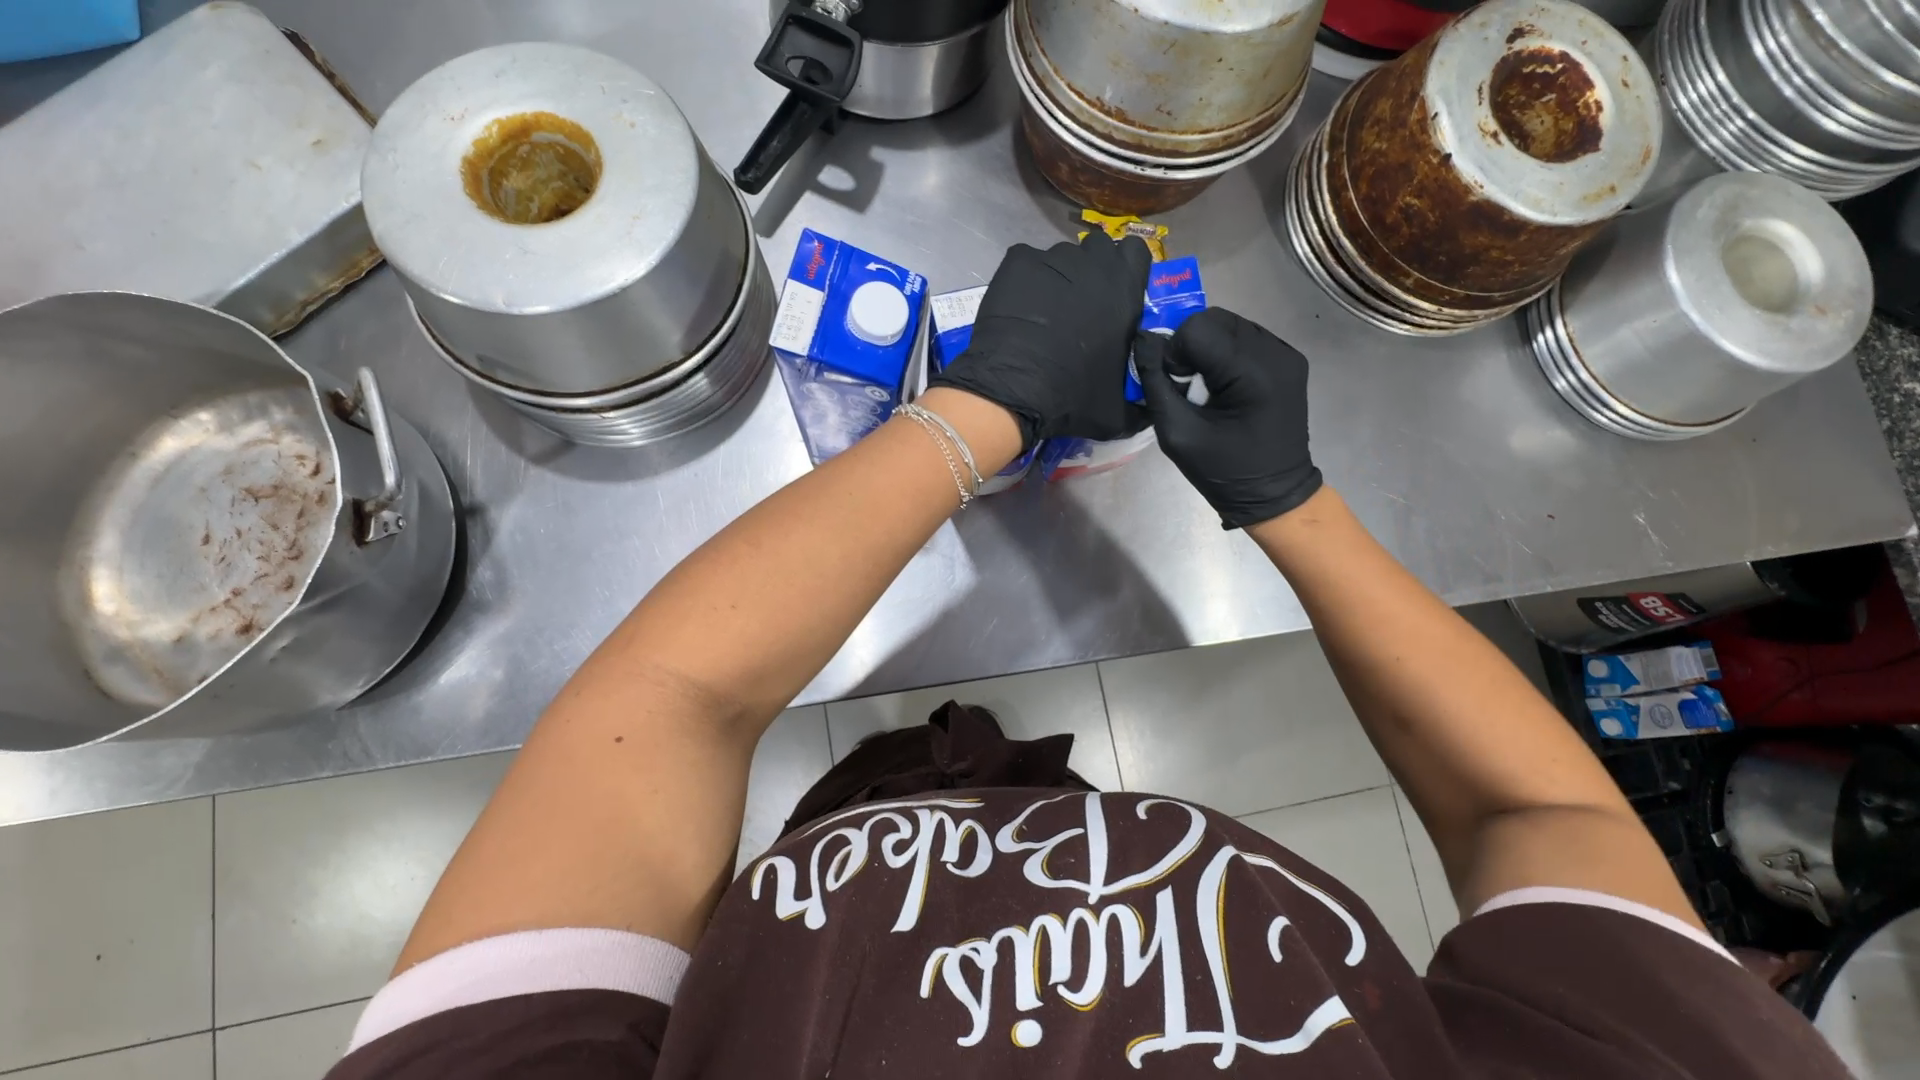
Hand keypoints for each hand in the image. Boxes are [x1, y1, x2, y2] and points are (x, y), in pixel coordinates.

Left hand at [930, 232, 1151, 447]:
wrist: (1015, 389)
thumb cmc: (1074, 397)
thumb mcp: (1119, 410)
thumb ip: (1141, 400)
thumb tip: (1151, 407)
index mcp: (1126, 290)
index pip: (1137, 252)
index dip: (1127, 269)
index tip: (1116, 292)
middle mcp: (1094, 264)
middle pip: (1099, 249)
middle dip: (1092, 268)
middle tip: (1080, 302)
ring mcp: (1054, 259)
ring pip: (1061, 257)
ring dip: (1058, 277)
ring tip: (1043, 310)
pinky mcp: (1018, 262)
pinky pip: (1026, 263)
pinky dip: (1024, 279)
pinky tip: (1018, 308)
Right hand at [1134, 308, 1321, 529]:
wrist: (1274, 494)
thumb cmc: (1223, 472)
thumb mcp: (1176, 433)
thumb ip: (1155, 382)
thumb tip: (1143, 340)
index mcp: (1252, 374)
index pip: (1198, 328)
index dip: (1175, 351)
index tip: (1175, 383)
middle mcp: (1275, 353)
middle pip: (1214, 319)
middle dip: (1190, 345)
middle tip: (1187, 383)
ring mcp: (1287, 354)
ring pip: (1229, 324)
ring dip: (1207, 347)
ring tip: (1207, 385)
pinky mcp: (1289, 360)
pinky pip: (1246, 337)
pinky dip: (1226, 352)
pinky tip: (1225, 384)